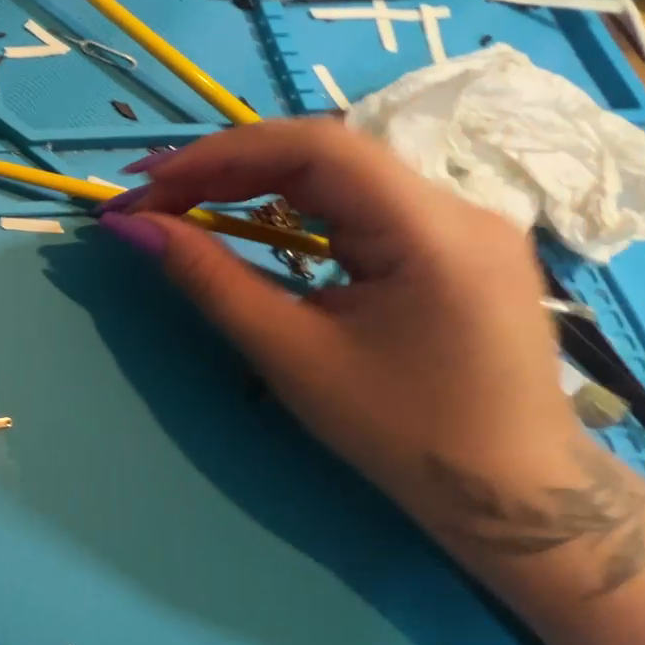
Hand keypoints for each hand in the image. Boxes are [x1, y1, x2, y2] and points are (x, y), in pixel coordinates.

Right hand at [96, 118, 580, 518]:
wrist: (514, 495)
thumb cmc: (402, 431)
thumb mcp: (289, 352)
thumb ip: (207, 276)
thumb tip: (131, 224)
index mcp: (433, 231)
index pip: (315, 148)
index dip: (220, 152)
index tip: (149, 179)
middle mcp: (456, 206)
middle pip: (320, 151)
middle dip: (223, 166)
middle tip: (150, 196)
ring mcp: (456, 220)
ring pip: (331, 170)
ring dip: (248, 179)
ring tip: (180, 201)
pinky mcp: (443, 238)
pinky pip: (349, 196)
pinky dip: (283, 199)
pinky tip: (241, 213)